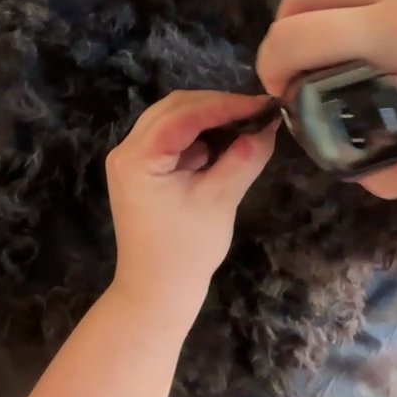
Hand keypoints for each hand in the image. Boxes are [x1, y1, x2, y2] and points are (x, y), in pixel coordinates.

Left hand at [103, 91, 277, 319]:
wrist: (156, 292)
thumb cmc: (186, 251)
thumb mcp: (220, 200)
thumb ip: (244, 158)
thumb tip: (269, 126)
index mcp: (138, 157)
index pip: (184, 114)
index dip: (225, 104)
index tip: (262, 104)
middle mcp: (127, 150)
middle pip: (174, 109)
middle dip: (216, 106)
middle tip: (256, 111)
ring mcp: (130, 159)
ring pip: (171, 120)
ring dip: (207, 118)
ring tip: (245, 122)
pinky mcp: (141, 170)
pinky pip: (170, 138)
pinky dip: (197, 135)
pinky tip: (224, 141)